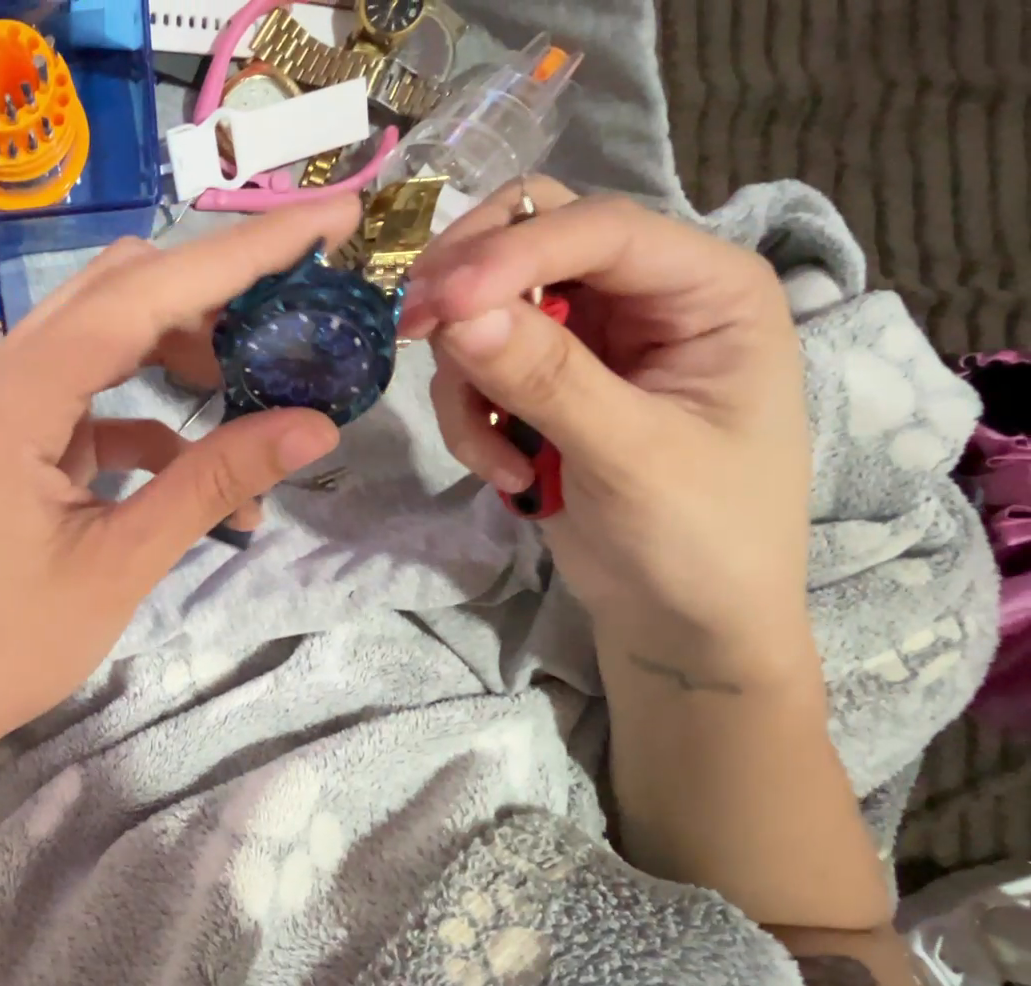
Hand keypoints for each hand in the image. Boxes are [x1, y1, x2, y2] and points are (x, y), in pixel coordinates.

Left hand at [0, 200, 356, 780]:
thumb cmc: (19, 640)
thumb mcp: (125, 561)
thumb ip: (215, 482)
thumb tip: (316, 425)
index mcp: (13, 396)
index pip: (141, 294)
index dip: (241, 254)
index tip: (329, 217)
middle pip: (122, 292)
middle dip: (217, 289)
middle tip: (305, 297)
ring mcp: (4, 401)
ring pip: (109, 333)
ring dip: (188, 346)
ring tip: (264, 377)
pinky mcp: (19, 433)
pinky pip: (98, 394)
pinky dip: (156, 415)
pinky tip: (209, 463)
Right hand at [401, 181, 811, 667]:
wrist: (681, 620)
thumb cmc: (699, 539)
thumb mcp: (632, 456)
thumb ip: (547, 378)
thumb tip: (455, 313)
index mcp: (707, 289)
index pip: (598, 230)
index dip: (511, 255)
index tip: (433, 307)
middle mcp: (645, 297)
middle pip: (531, 241)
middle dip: (468, 289)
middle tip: (413, 334)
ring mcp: (589, 341)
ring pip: (486, 312)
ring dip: (468, 385)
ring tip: (498, 461)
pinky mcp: (543, 385)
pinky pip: (474, 370)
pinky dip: (469, 419)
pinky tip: (503, 473)